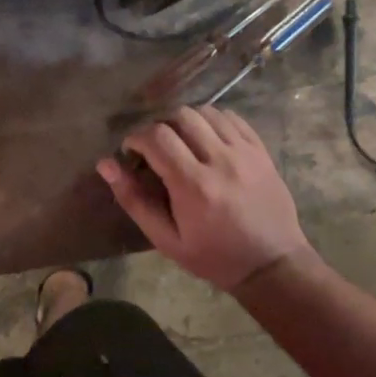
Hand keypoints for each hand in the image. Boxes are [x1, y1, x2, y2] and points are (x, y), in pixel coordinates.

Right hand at [96, 106, 310, 291]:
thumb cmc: (212, 256)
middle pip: (181, 116)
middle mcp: (220, 161)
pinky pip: (231, 118)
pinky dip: (212, 121)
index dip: (136, 138)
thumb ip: (134, 200)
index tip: (132, 152)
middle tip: (156, 148)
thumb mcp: (165, 238)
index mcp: (193, 185)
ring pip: (206, 112)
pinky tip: (206, 140)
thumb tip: (105, 164)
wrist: (270, 264)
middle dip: (159, 127)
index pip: (157, 137)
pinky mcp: (261, 151)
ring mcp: (245, 153)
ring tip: (181, 142)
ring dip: (185, 121)